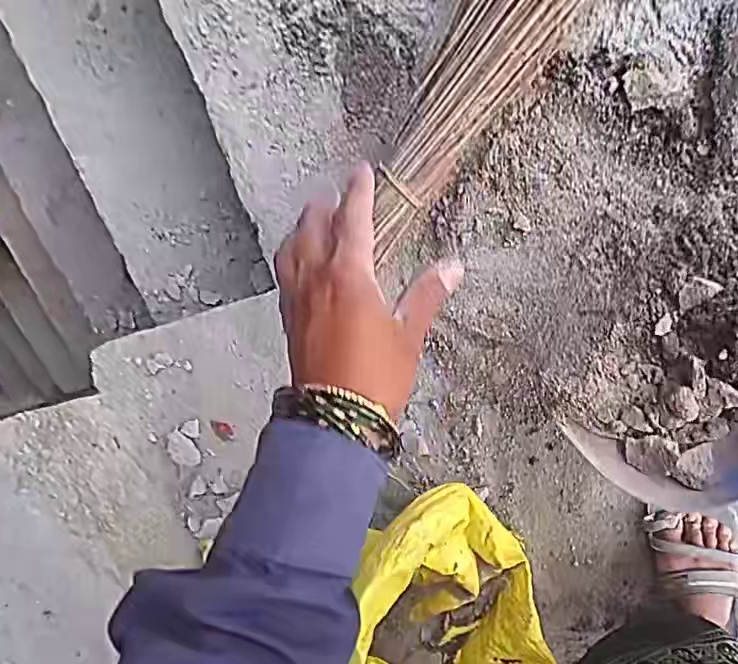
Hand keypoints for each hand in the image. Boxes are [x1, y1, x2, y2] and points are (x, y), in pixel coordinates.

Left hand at [274, 162, 462, 417]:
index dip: (359, 192)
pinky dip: (292, 257)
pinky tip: (300, 265)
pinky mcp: (289, 320)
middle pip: (314, 226)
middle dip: (326, 206)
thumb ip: (426, 296)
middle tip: (336, 197)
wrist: (336, 416)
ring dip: (302, 229)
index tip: (361, 173)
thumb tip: (452, 268)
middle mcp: (316, 279)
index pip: (352, 218)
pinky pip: (286, 275)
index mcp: (349, 274)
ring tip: (312, 223)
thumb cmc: (375, 379)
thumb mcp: (408, 336)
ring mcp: (298, 299)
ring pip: (292, 248)